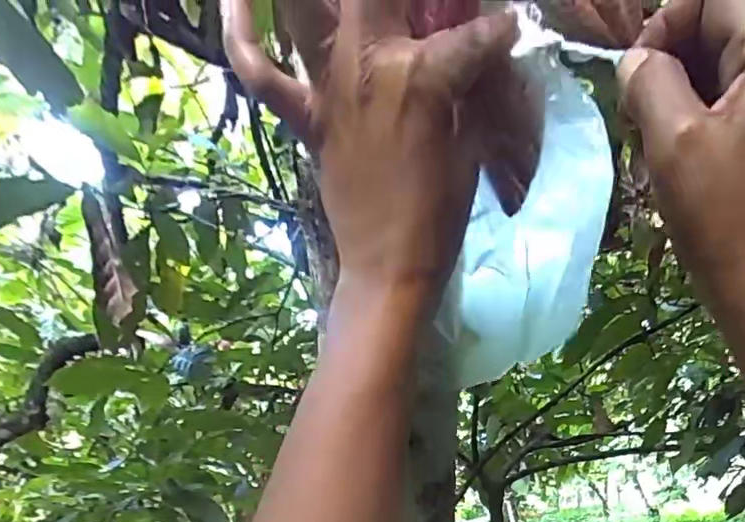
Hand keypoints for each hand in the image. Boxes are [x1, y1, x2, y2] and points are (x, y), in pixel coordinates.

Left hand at [225, 0, 516, 298]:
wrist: (389, 272)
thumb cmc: (438, 220)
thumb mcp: (470, 151)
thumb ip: (471, 91)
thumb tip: (479, 55)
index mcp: (421, 75)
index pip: (467, 34)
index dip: (492, 32)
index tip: (505, 32)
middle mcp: (367, 64)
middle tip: (417, 8)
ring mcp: (328, 90)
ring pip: (304, 8)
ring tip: (332, 0)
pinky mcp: (305, 119)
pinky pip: (260, 73)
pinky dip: (241, 35)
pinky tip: (239, 1)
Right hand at [617, 0, 744, 308]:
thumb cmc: (718, 210)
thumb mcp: (674, 139)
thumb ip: (649, 81)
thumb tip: (632, 61)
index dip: (660, 28)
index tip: (634, 82)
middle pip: (702, 26)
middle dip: (660, 66)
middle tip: (637, 119)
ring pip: (697, 66)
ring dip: (663, 99)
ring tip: (649, 144)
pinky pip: (703, 100)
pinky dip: (675, 121)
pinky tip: (663, 157)